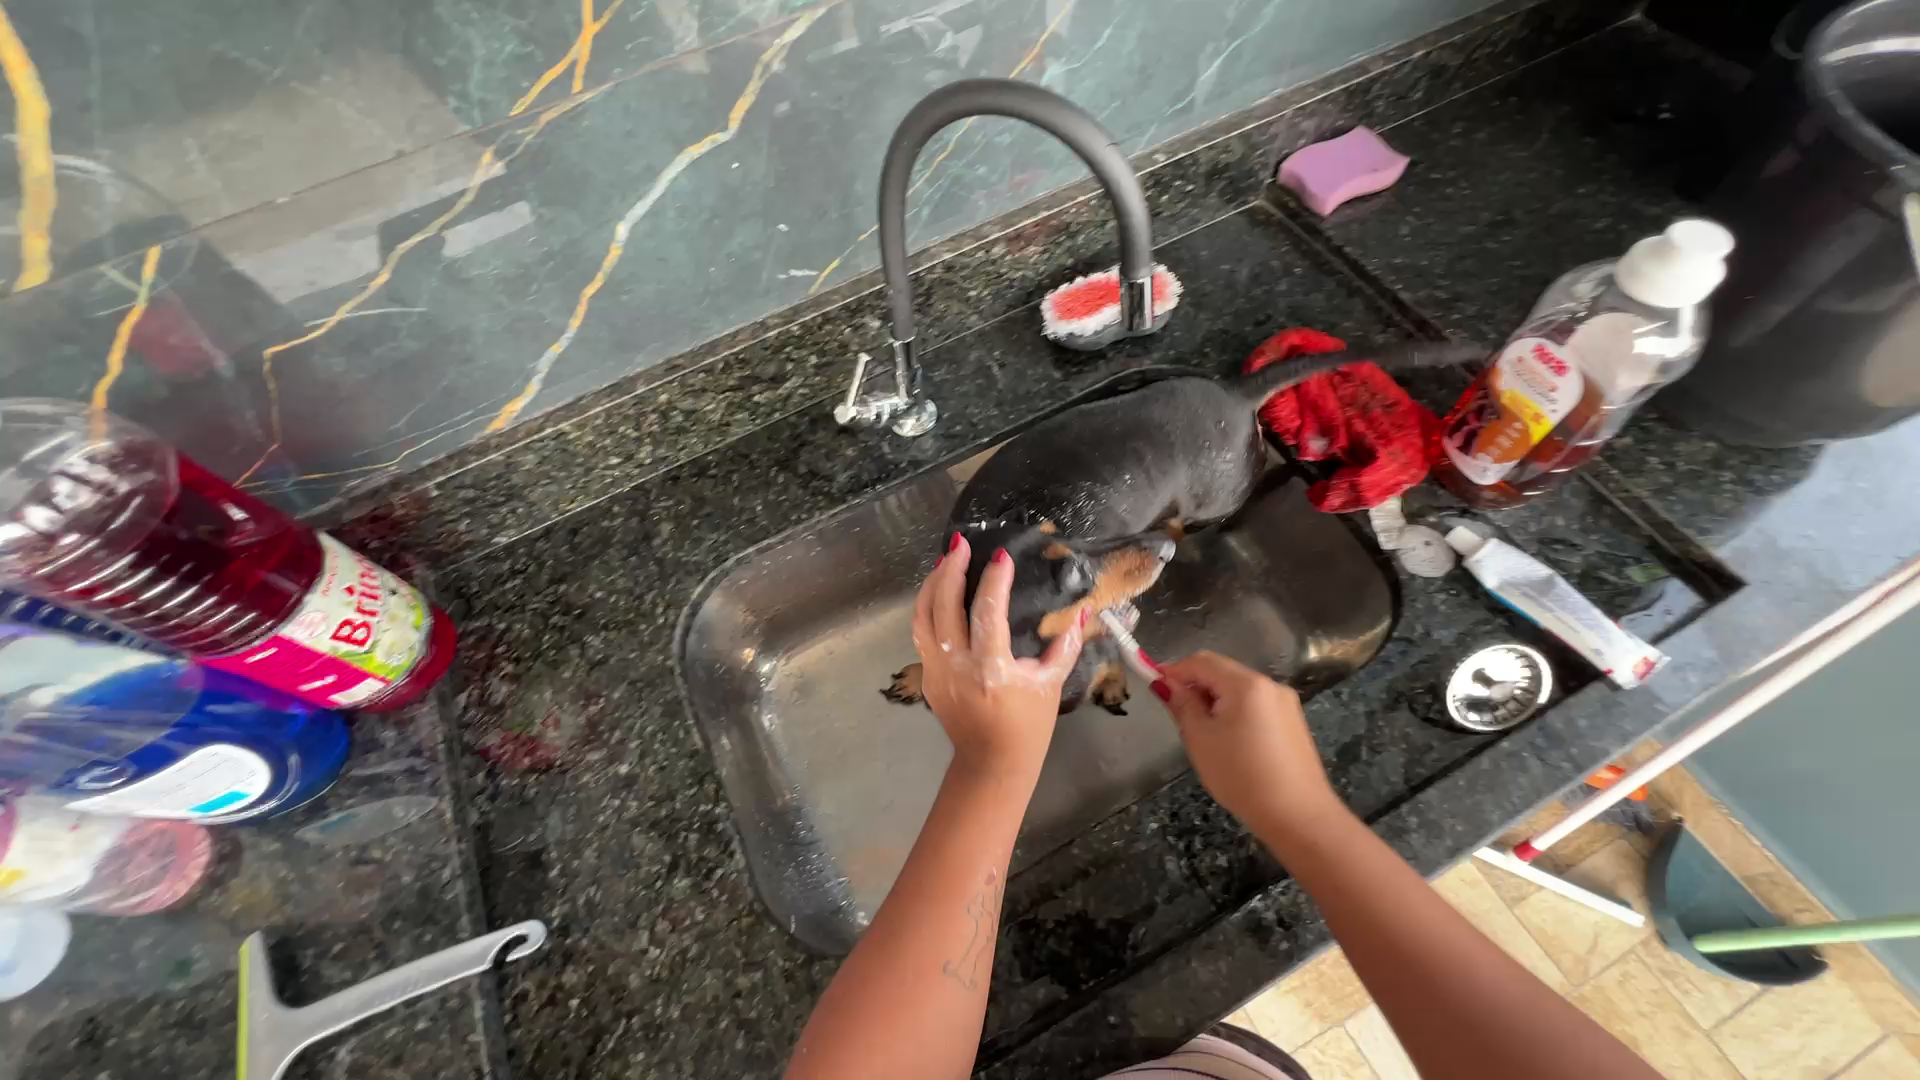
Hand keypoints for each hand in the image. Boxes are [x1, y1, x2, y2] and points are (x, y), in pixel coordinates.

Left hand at [912, 534, 1085, 777]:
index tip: (1001, 557)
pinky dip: (927, 606)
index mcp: (991, 668)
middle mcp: (957, 665)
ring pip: (922, 615)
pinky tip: (938, 591)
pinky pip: (922, 632)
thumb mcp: (1051, 684)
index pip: (988, 611)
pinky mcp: (926, 675)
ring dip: (932, 583)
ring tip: (945, 560)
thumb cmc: (1027, 725)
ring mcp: (936, 670)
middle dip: (950, 568)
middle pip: (944, 605)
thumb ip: (1066, 645)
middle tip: (961, 543)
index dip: (994, 580)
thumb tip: (1083, 613)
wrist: (990, 762)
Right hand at [1158, 651, 1343, 836]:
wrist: (1299, 817)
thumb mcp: (1200, 739)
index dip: (1174, 670)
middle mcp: (1269, 685)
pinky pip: (1256, 705)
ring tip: (1203, 733)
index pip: (1201, 661)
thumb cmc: (1241, 776)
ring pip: (1239, 689)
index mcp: (1246, 684)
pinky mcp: (1293, 722)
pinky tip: (1230, 742)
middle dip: (1196, 685)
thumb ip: (1182, 704)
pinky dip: (1236, 712)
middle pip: (1222, 672)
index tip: (1154, 685)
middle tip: (1177, 713)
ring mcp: (1286, 703)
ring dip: (1215, 700)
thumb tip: (1165, 682)